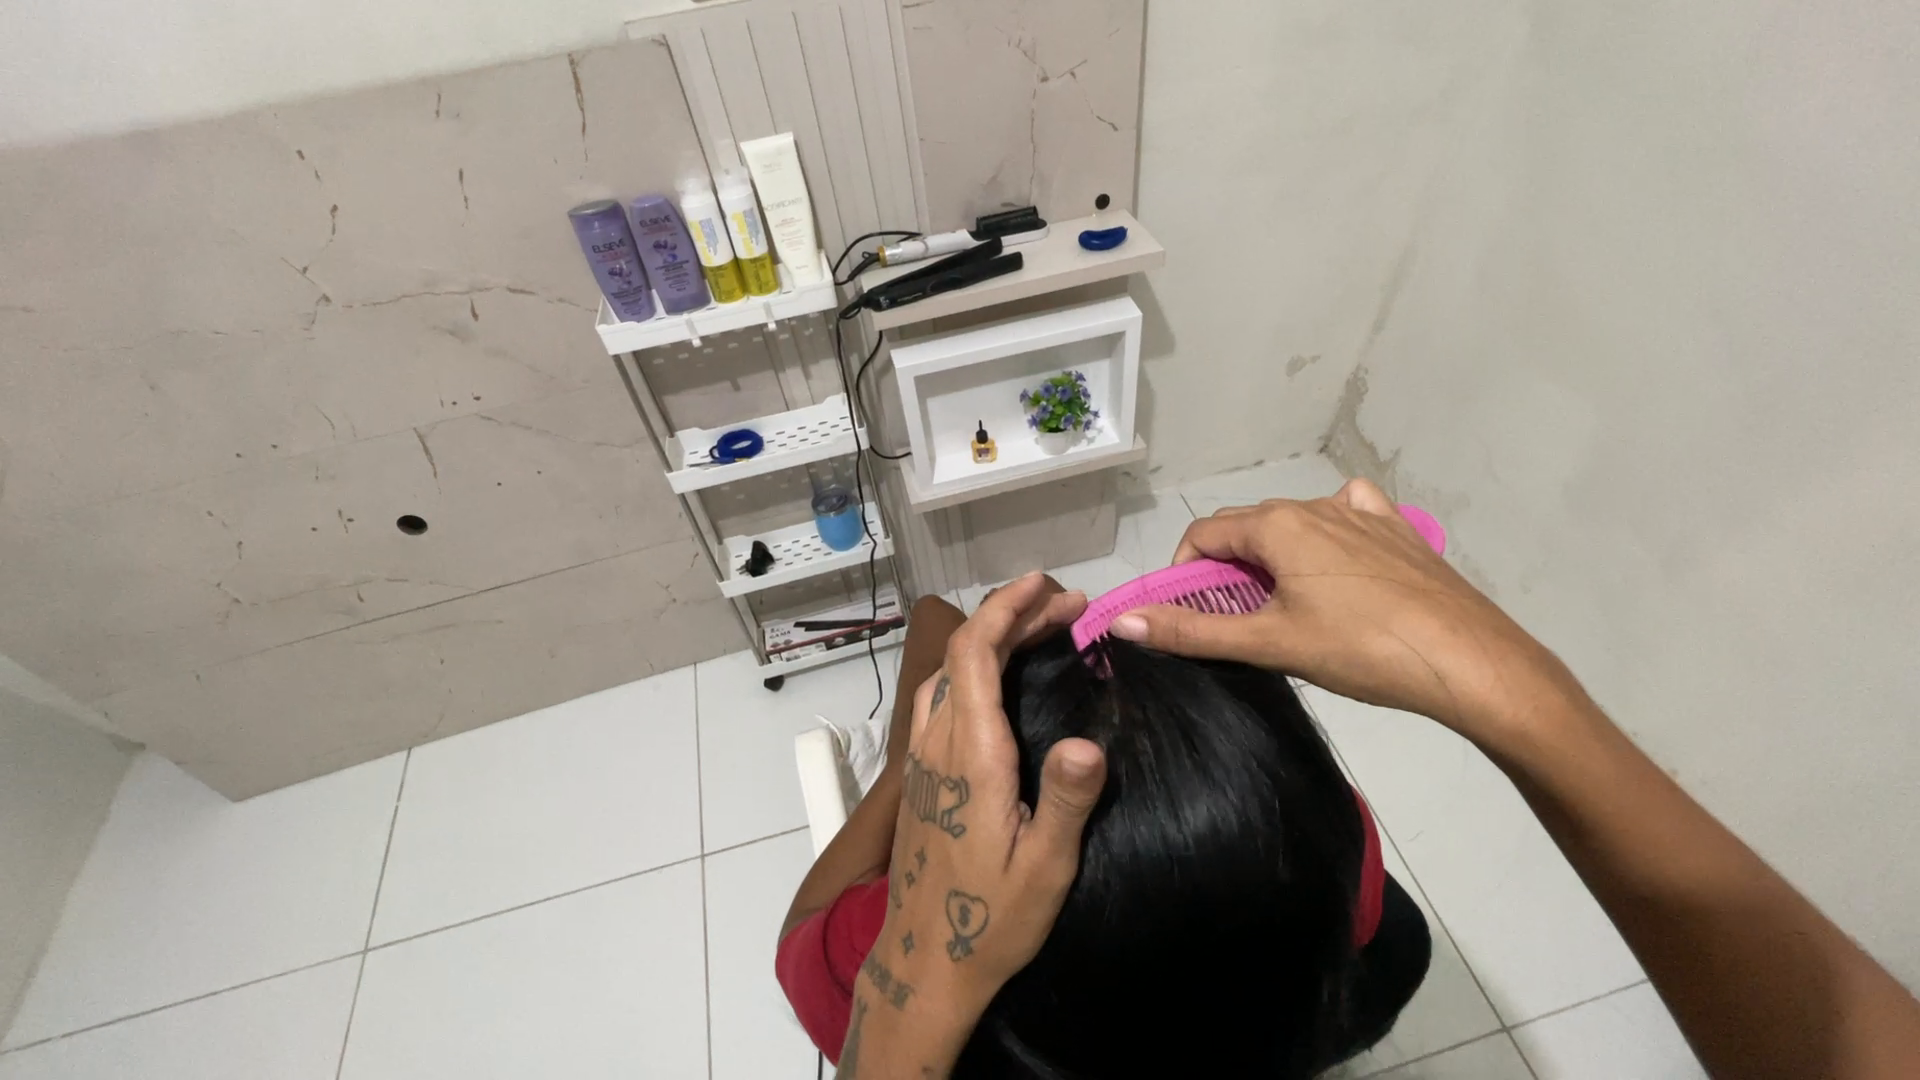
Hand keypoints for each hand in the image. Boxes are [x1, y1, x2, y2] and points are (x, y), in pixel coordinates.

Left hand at [837, 574, 1106, 1076]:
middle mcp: (937, 739)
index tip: (1046, 585)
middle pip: (965, 652)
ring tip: (1043, 633)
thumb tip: (1090, 741)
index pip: (975, 651)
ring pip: (951, 672)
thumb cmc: (990, 917)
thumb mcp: (1046, 867)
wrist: (925, 959)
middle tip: (1069, 609)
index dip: (1006, 606)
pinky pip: (944, 696)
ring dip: (992, 639)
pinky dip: (976, 667)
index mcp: (969, 752)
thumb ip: (1066, 800)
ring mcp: (922, 753)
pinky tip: (1004, 680)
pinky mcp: (921, 770)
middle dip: (1013, 616)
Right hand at [1110, 479, 1579, 739]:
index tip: (1190, 612)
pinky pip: (1343, 516)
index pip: (1202, 534)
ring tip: (1279, 604)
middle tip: (1230, 617)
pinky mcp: (1396, 529)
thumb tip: (1123, 621)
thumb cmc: (1361, 650)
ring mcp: (1360, 512)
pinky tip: (1333, 563)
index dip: (1183, 571)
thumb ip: (1192, 630)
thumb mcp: (1268, 643)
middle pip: (1244, 527)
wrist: (1472, 661)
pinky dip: (1321, 535)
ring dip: (1268, 556)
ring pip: (1290, 524)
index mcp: (1277, 525)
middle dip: (1222, 567)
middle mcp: (1313, 505)